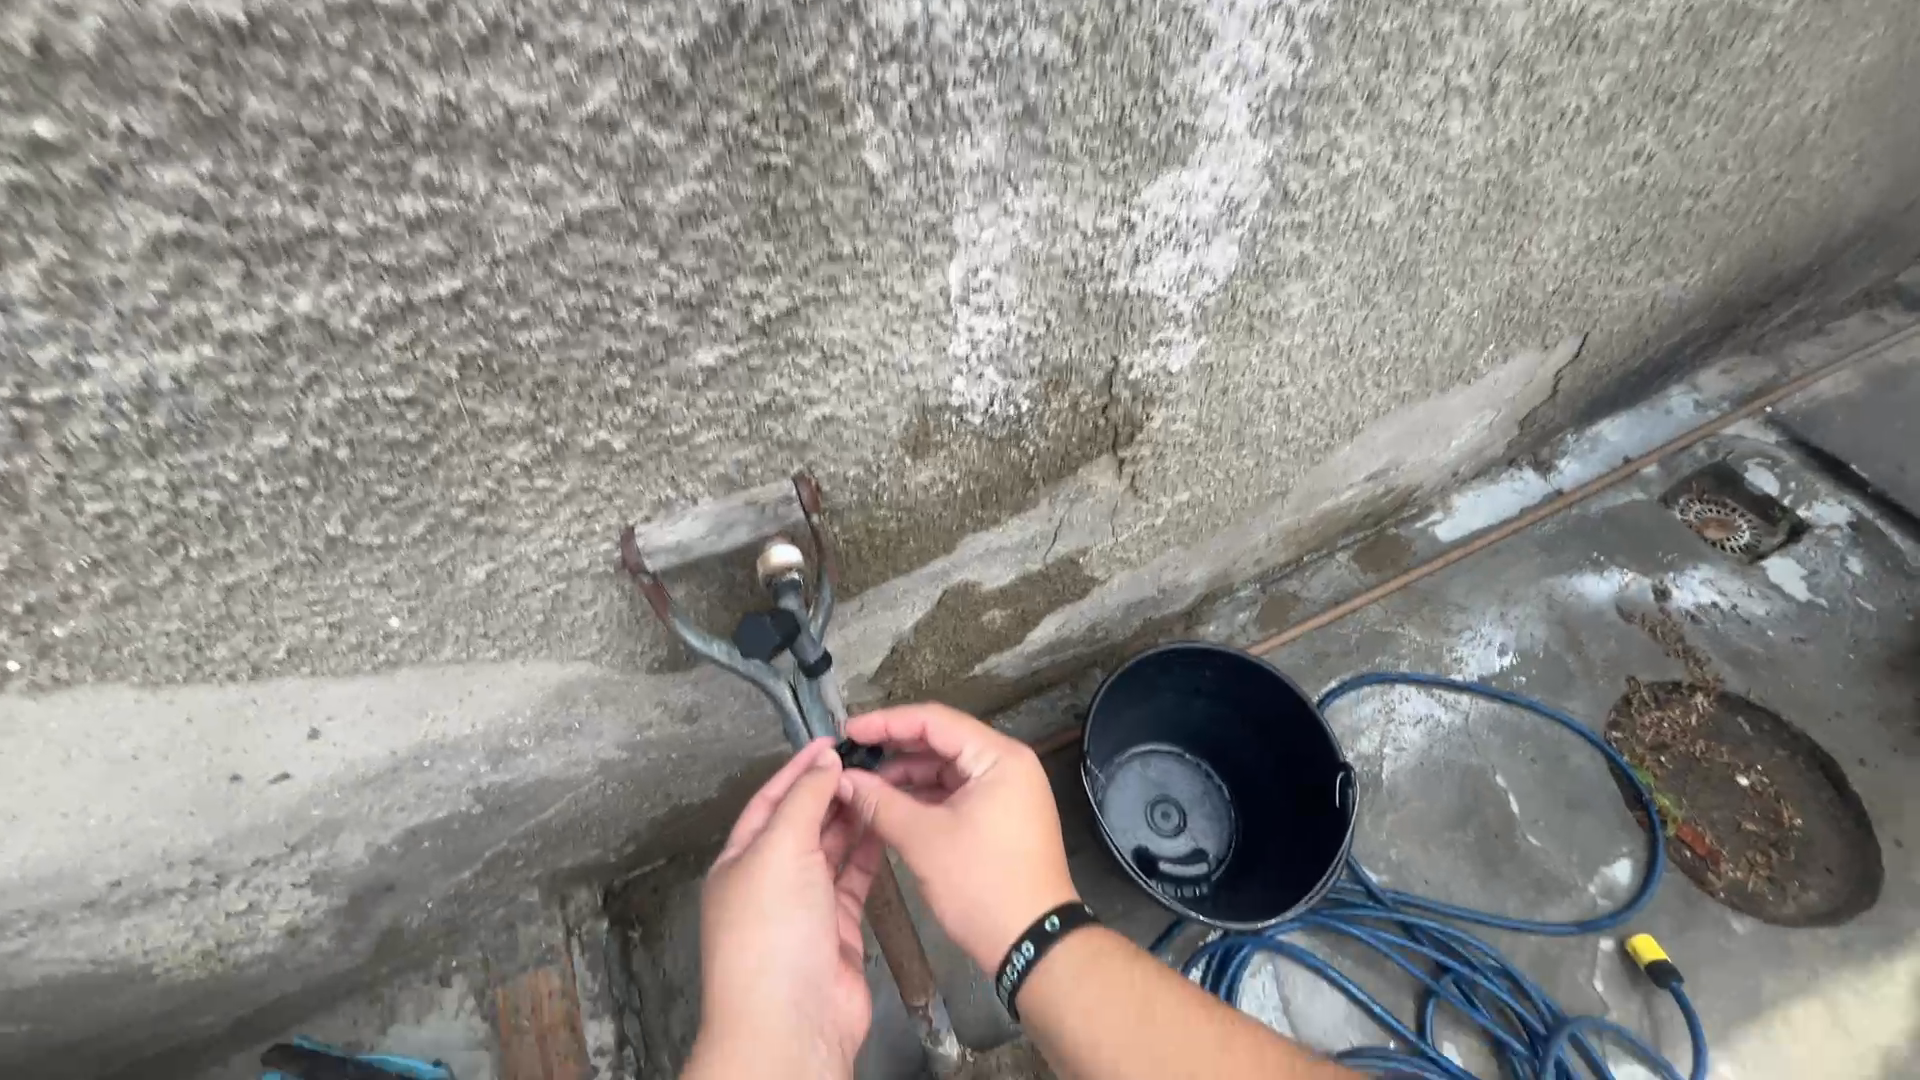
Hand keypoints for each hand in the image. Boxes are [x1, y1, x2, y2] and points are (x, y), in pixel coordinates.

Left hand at [685, 738, 881, 1079]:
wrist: (793, 1024)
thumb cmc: (773, 930)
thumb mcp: (781, 849)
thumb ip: (806, 798)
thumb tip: (825, 761)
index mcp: (741, 859)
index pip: (772, 799)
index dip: (800, 768)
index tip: (833, 741)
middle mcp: (771, 878)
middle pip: (804, 821)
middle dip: (832, 790)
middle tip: (870, 760)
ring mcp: (805, 904)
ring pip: (832, 848)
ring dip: (854, 817)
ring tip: (884, 783)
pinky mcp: (838, 926)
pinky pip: (854, 877)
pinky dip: (870, 851)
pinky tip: (888, 824)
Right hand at [837, 704, 1078, 973]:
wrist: (1033, 946)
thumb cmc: (982, 885)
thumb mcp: (924, 840)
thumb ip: (880, 803)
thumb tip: (842, 780)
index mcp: (999, 756)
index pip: (935, 721)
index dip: (887, 722)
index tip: (849, 730)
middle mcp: (1006, 763)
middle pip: (941, 741)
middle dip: (894, 750)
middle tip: (851, 757)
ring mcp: (1005, 789)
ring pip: (946, 768)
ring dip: (906, 776)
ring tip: (863, 786)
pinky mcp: (999, 814)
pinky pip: (955, 792)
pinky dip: (923, 797)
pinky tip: (889, 805)